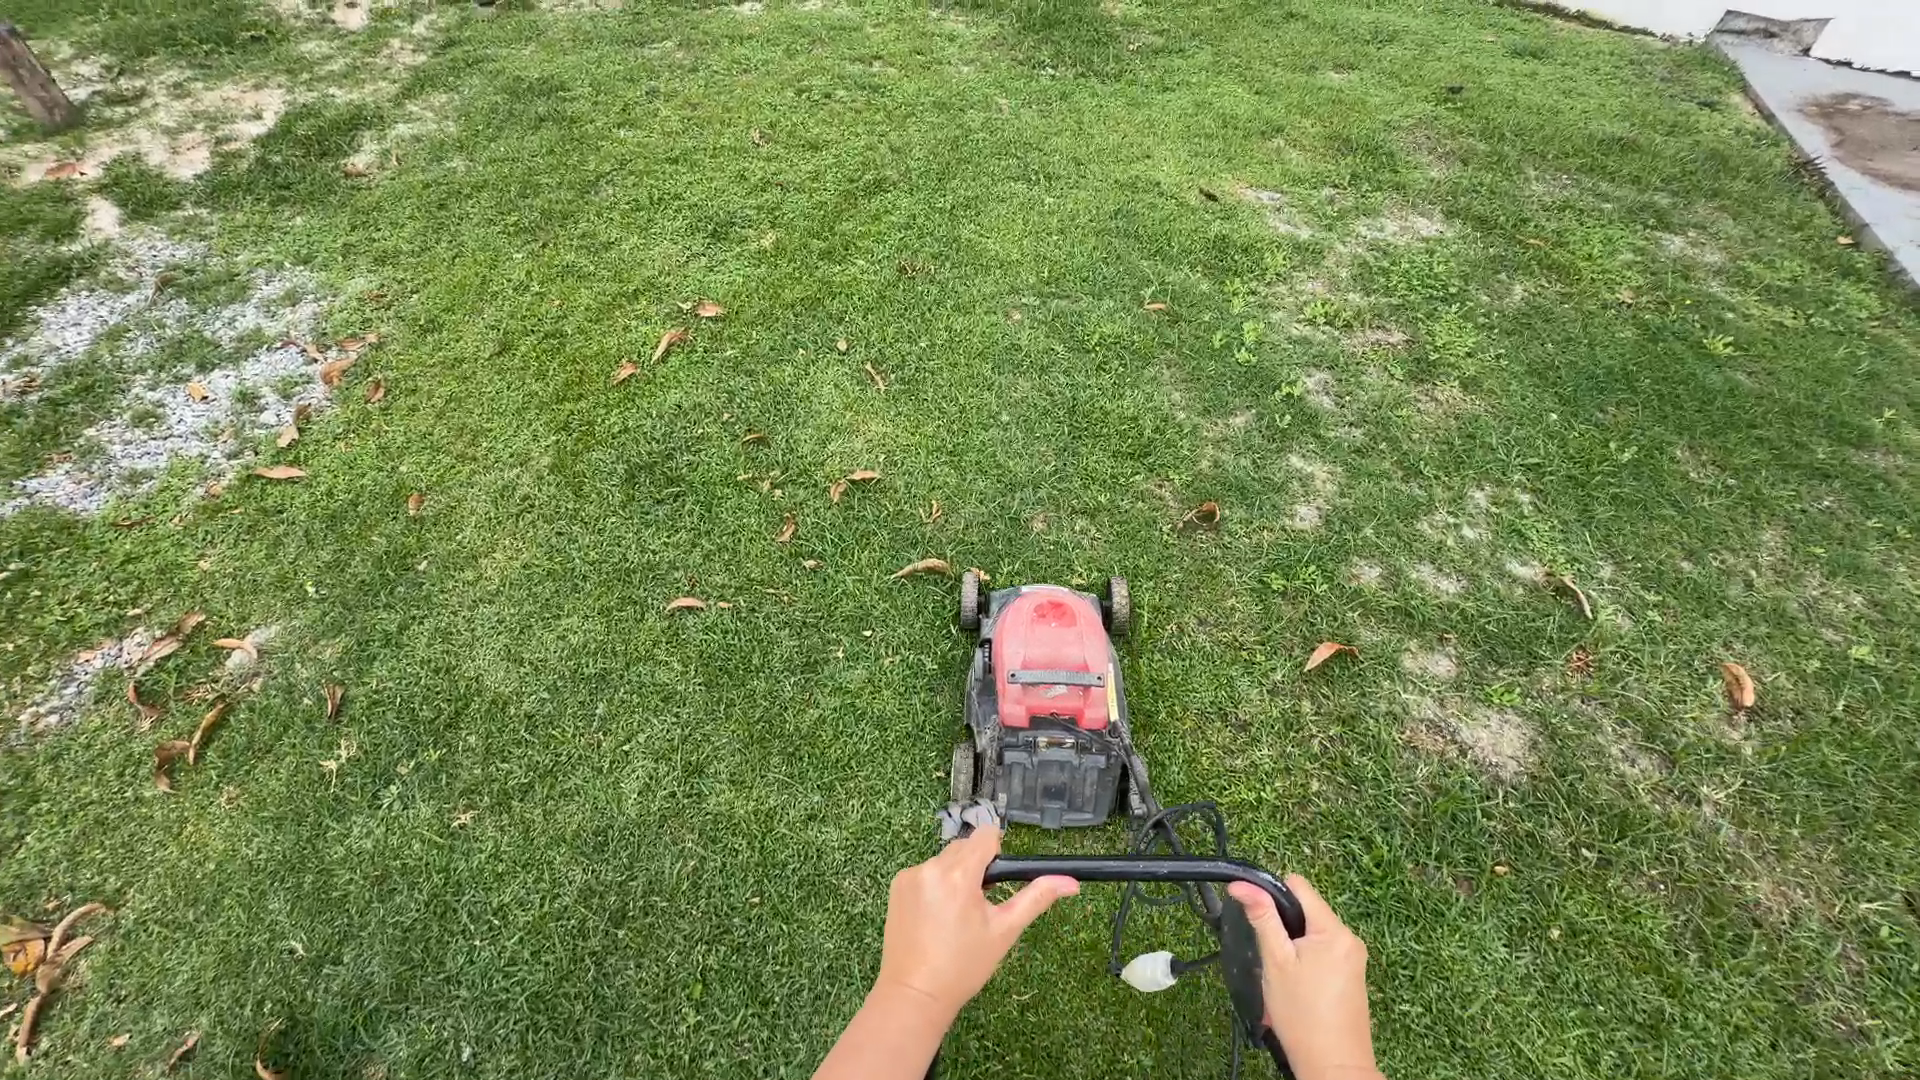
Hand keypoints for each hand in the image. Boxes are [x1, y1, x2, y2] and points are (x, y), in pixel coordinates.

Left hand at [874, 825, 1079, 1017]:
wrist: (915, 995)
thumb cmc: (964, 966)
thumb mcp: (1004, 930)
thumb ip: (1036, 898)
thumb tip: (1070, 882)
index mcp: (960, 874)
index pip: (986, 835)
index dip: (997, 852)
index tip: (996, 880)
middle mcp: (932, 866)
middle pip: (965, 847)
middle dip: (976, 868)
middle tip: (979, 906)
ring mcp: (911, 875)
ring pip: (945, 860)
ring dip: (955, 876)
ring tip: (955, 916)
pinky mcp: (897, 885)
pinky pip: (924, 872)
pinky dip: (934, 885)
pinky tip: (935, 917)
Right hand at [1226, 875, 1381, 1079]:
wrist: (1334, 1069)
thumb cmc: (1302, 1015)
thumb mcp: (1275, 960)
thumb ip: (1262, 917)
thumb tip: (1243, 884)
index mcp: (1334, 931)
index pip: (1298, 885)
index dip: (1272, 894)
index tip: (1258, 917)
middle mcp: (1350, 939)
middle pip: (1305, 909)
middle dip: (1282, 926)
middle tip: (1270, 955)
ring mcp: (1353, 959)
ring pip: (1311, 932)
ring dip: (1292, 945)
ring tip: (1281, 974)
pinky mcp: (1352, 976)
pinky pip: (1322, 952)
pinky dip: (1304, 960)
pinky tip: (1294, 986)